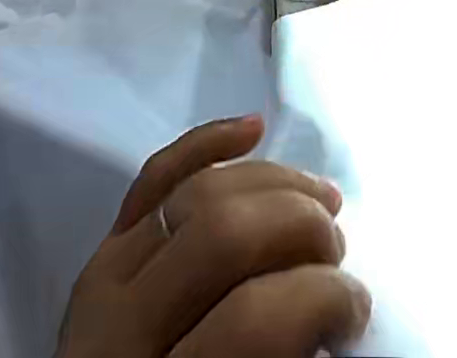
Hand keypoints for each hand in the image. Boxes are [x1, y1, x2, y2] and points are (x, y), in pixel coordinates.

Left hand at [56, 115, 371, 357]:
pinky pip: (153, 178)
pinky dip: (205, 144)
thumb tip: (340, 300)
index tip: (356, 303)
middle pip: (223, 237)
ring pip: (194, 192)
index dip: (322, 297)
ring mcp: (103, 275)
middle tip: (337, 246)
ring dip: (270, 181)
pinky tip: (253, 129)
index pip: (253, 319)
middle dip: (298, 226)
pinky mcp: (101, 249)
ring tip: (321, 198)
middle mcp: (120, 327)